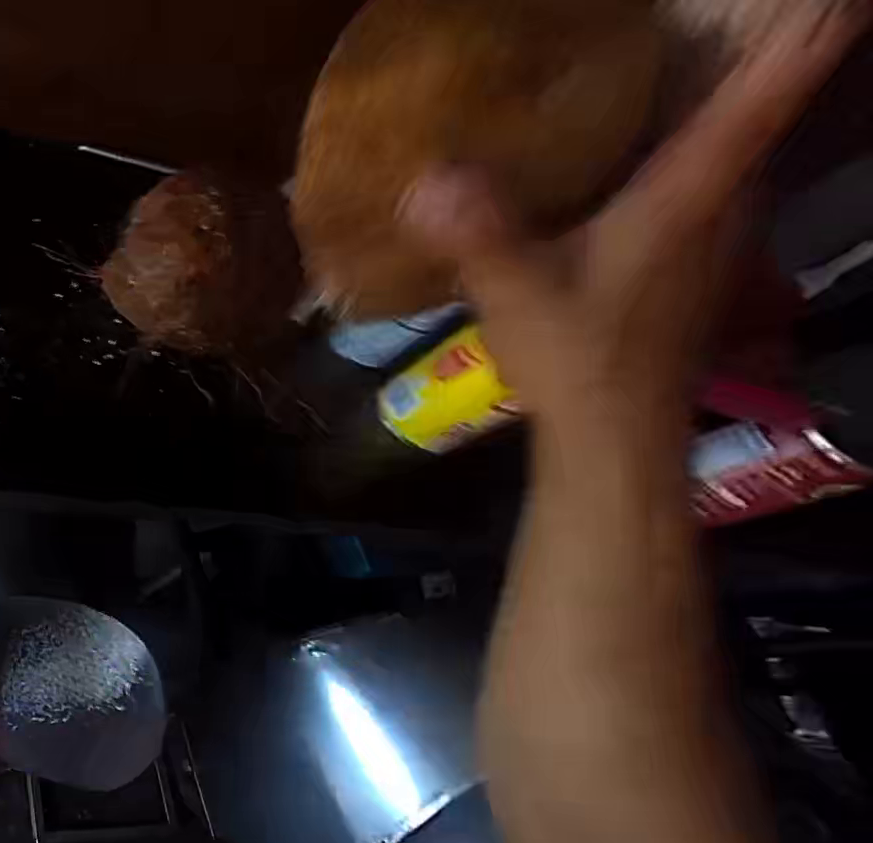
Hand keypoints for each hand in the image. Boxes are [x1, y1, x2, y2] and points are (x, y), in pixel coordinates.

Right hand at [400, 2, 863, 433]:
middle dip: (721, 44)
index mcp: (697, 182)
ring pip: (727, 132)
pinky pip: (693, 174)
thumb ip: (477, 232)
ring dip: (692, 98)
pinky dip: (664, 151)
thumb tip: (424, 180)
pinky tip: (608, 164)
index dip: (792, 6)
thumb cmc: (578, 353)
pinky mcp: (688, 253)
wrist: (612, 425)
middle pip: (764, 85)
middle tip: (650, 27)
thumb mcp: (516, 290)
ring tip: (625, 78)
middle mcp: (726, 189)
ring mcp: (715, 223)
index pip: (793, 59)